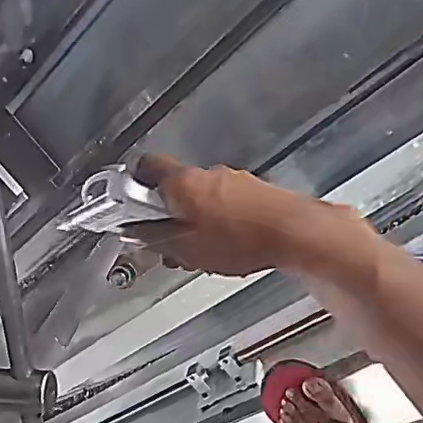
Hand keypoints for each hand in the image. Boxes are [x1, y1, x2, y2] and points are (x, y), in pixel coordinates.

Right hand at [131, 154, 378, 276]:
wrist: (294, 233)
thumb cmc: (242, 240)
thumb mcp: (187, 250)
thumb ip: (156, 240)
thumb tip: (135, 232)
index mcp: (182, 182)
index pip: (145, 168)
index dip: (132, 187)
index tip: (128, 208)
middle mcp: (206, 174)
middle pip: (172, 188)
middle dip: (166, 215)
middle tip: (166, 244)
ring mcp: (232, 181)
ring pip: (199, 199)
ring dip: (193, 222)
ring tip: (199, 253)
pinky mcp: (252, 193)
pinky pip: (223, 205)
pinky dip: (217, 224)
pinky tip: (225, 248)